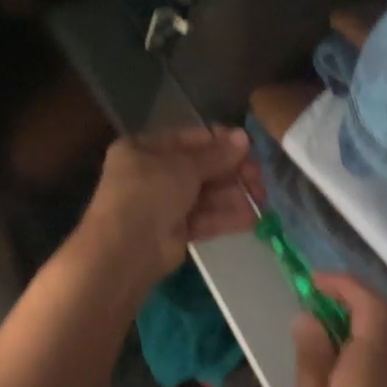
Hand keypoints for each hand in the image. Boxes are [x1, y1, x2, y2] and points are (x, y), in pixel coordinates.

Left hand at [78, 127, 262, 287]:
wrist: (126, 250)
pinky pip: (203, 218)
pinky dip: (225, 216)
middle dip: (230, 171)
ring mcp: (161, 204)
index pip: (185, 139)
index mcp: (142, 149)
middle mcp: (150, 174)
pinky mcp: (173, 232)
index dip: (217, 142)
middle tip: (258, 176)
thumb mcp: (183, 166)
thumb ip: (215, 154)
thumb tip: (243, 137)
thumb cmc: (149, 192)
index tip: (246, 146)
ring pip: (203, 194)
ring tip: (261, 197)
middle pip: (197, 168)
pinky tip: (252, 217)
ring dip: (232, 195)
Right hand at [287, 274, 386, 386]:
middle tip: (306, 312)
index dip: (345, 285)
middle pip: (382, 326)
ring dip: (353, 336)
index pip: (373, 307)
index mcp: (374, 373)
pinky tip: (333, 385)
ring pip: (385, 352)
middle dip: (346, 308)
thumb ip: (311, 362)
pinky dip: (361, 362)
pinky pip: (386, 377)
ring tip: (313, 348)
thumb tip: (309, 318)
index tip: (311, 283)